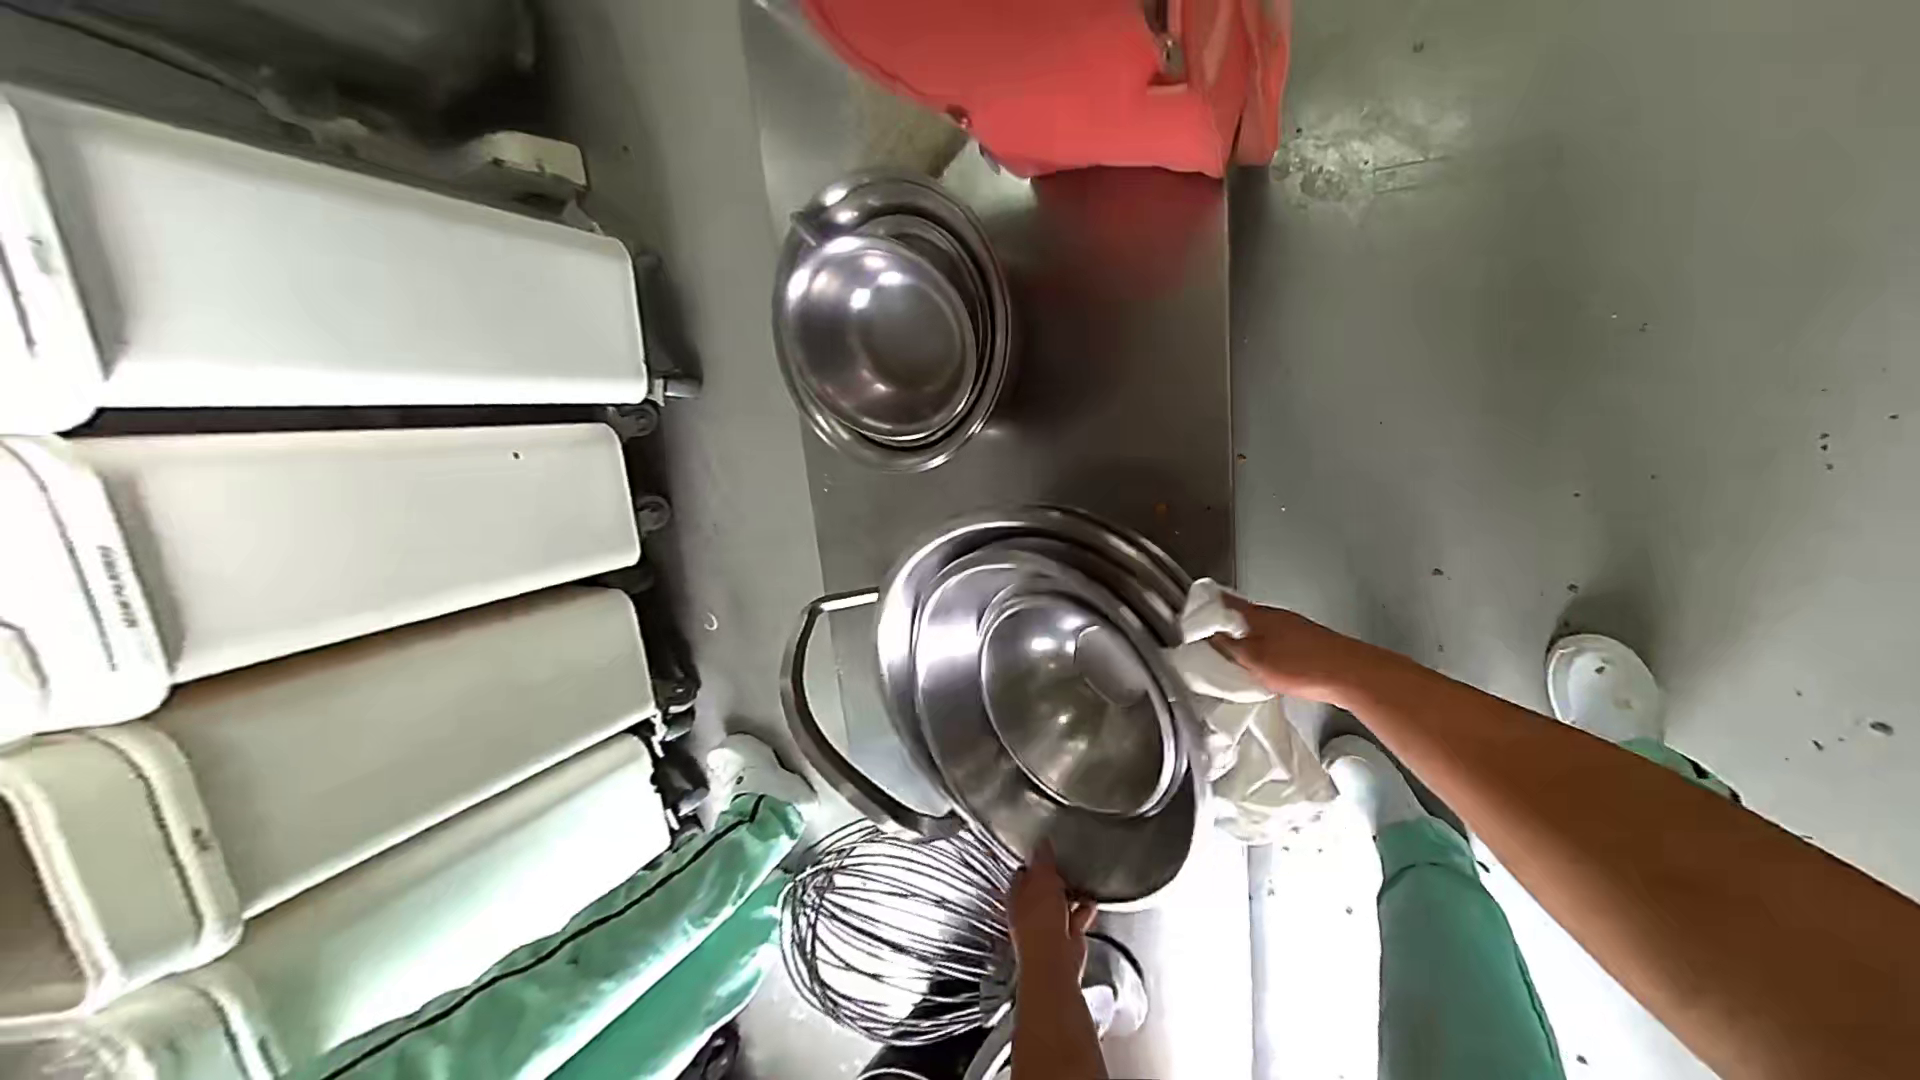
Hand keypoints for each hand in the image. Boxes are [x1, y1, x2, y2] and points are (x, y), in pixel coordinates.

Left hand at [1009, 843, 1097, 974]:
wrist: (1055, 961)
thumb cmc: (1041, 920)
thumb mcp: (1042, 880)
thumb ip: (1043, 860)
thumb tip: (1042, 842)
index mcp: (1018, 895)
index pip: (1024, 873)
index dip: (1035, 862)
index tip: (1047, 851)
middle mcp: (1031, 910)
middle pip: (1044, 888)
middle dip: (1056, 878)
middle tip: (1067, 865)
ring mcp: (1049, 925)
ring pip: (1061, 903)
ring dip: (1072, 894)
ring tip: (1081, 881)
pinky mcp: (1067, 937)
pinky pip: (1077, 918)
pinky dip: (1084, 911)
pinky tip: (1090, 902)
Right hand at [1211, 594, 1399, 705]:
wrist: (1351, 675)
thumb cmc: (1303, 665)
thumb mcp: (1254, 660)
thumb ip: (1230, 647)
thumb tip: (1213, 637)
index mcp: (1259, 616)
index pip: (1228, 602)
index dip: (1212, 603)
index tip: (1200, 604)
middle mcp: (1277, 616)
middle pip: (1245, 615)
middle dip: (1229, 624)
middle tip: (1215, 637)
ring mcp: (1296, 627)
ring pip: (1263, 627)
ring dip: (1250, 637)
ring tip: (1241, 656)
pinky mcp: (1310, 641)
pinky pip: (1279, 639)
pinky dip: (1268, 647)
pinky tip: (1269, 664)